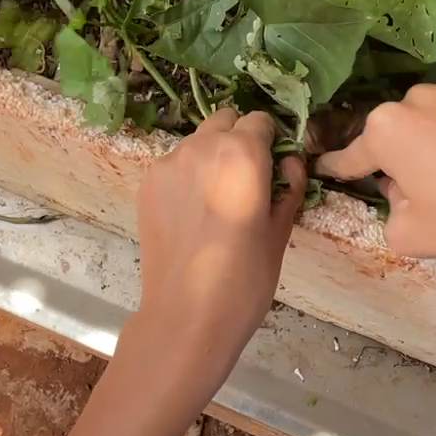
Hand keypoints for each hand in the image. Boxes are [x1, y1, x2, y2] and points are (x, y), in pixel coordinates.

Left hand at [130, 109, 305, 385]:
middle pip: (225, 121)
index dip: (270, 141)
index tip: (272, 166)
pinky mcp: (147, 184)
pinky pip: (174, 165)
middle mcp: (202, 146)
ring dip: (211, 156)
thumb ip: (288, 186)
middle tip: (245, 179)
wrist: (187, 315)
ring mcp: (169, 163)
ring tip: (216, 201)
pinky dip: (187, 176)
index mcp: (242, 153)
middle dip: (238, 139)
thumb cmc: (245, 278)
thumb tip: (288, 163)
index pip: (260, 120)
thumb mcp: (280, 231)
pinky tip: (193, 214)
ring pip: (197, 142)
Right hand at [315, 81, 435, 288]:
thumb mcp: (412, 236)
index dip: (337, 168)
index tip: (325, 169)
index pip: (351, 156)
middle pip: (398, 134)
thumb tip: (404, 189)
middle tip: (431, 196)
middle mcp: (419, 97)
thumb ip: (389, 211)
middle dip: (403, 159)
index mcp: (387, 130)